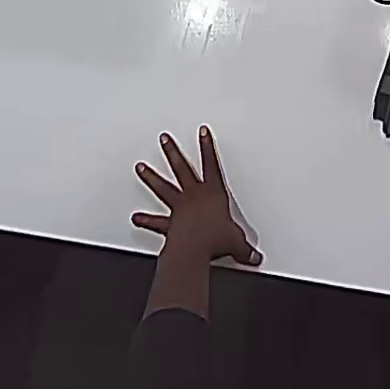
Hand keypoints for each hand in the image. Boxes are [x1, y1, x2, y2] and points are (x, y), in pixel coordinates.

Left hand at [133, 126, 260, 265]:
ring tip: (141, 167)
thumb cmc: (215, 241)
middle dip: (173, 151)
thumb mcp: (236, 242)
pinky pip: (156, 221)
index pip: (212, 163)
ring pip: (163, 187)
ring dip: (151, 177)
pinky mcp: (168, 225)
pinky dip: (145, 220)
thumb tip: (253, 257)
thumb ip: (243, 248)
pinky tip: (136, 217)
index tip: (202, 131)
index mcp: (213, 192)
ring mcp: (179, 208)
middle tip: (164, 139)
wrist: (194, 252)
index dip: (207, 146)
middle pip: (181, 168)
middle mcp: (194, 196)